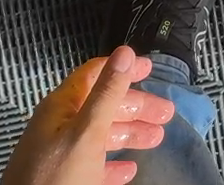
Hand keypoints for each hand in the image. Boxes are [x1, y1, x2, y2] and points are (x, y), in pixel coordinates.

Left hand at [1, 46, 174, 184]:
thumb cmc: (56, 179)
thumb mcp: (86, 133)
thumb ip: (107, 93)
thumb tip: (124, 51)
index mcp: (61, 107)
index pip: (96, 73)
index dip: (123, 68)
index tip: (151, 68)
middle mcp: (59, 126)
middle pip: (103, 106)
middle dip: (136, 107)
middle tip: (166, 112)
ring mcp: (59, 156)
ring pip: (101, 136)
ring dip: (130, 134)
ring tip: (157, 138)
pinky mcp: (63, 181)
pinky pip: (93, 165)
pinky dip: (113, 164)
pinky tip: (129, 170)